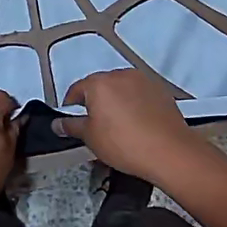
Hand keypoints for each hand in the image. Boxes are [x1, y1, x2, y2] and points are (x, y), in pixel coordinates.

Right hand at [56, 69, 209, 181]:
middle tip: (95, 125)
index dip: (70, 104)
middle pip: (100, 85)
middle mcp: (120, 75)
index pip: (76, 89)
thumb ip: (71, 127)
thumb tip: (57, 124)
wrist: (169, 151)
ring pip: (121, 88)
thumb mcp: (90, 138)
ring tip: (118, 125)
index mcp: (98, 83)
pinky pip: (140, 94)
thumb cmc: (124, 144)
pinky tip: (137, 123)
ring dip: (116, 101)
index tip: (71, 118)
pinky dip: (134, 103)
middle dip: (95, 102)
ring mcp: (143, 80)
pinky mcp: (161, 90)